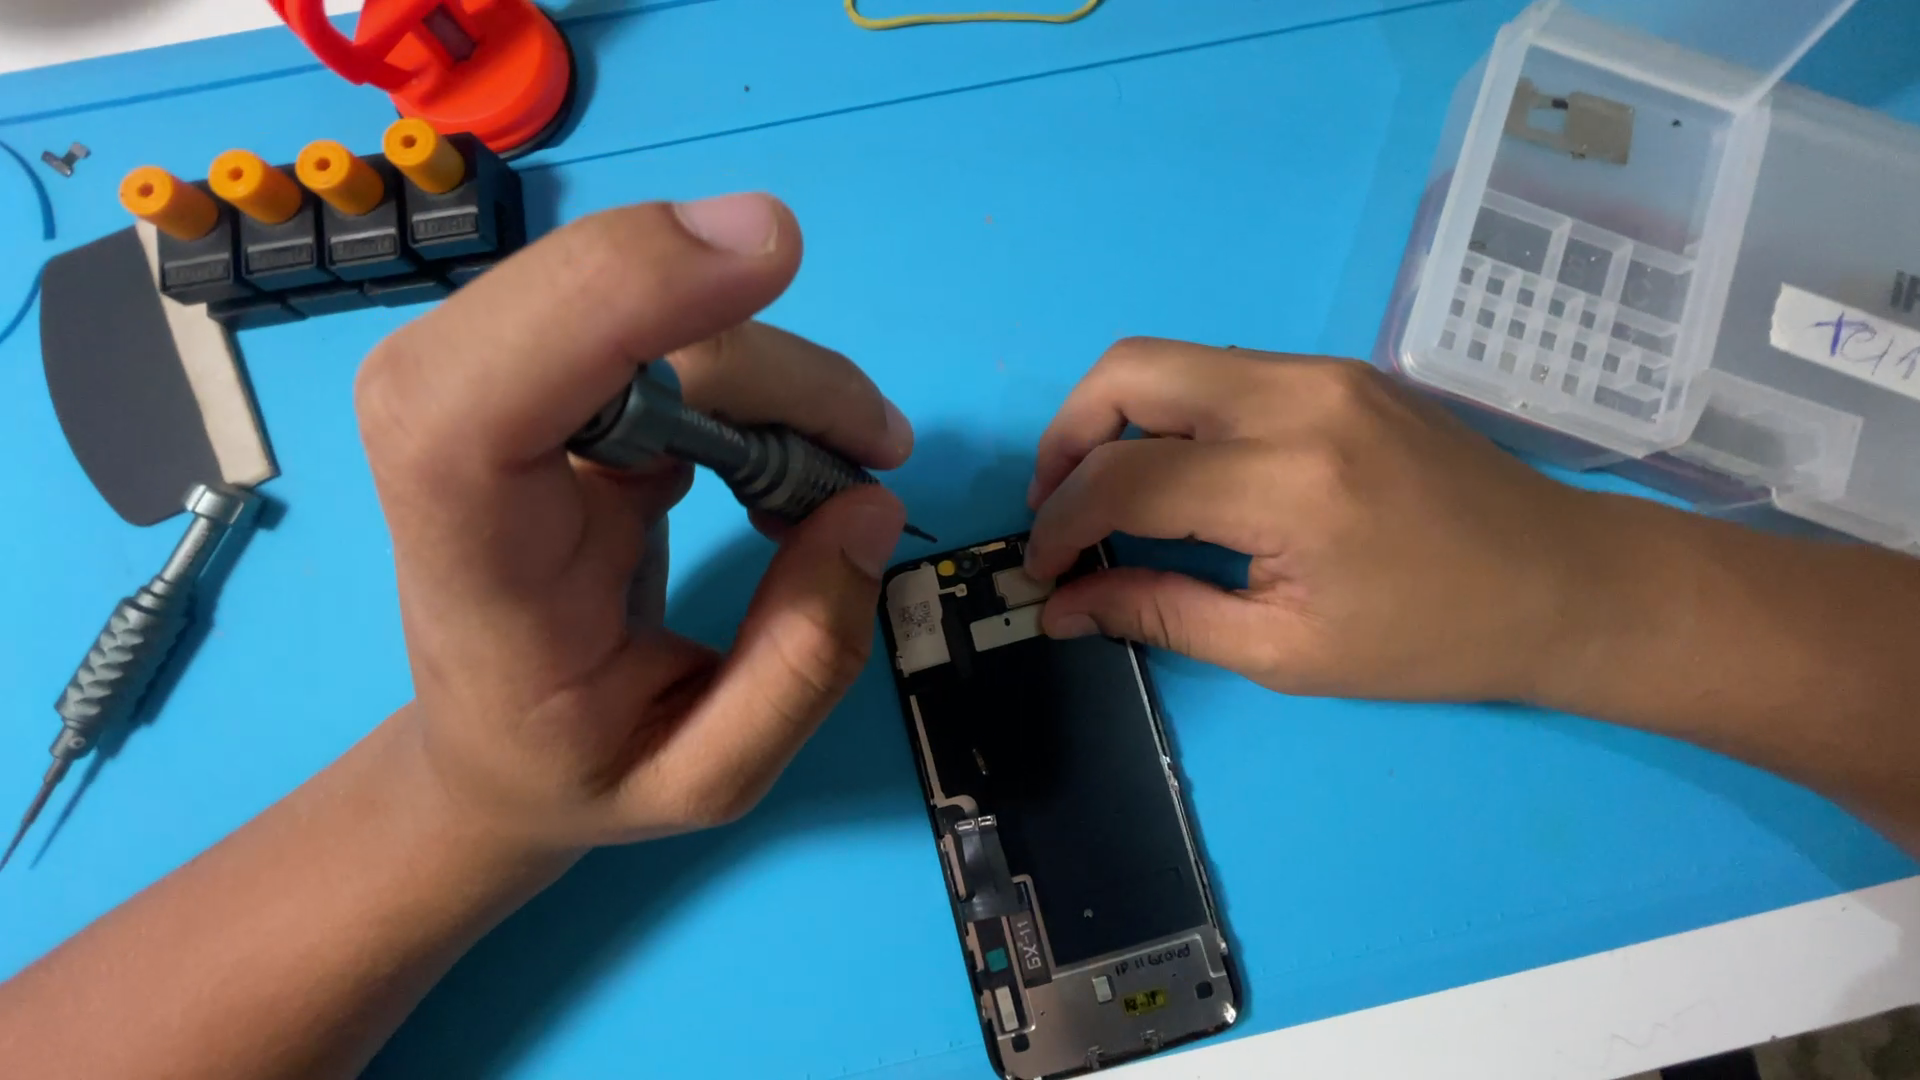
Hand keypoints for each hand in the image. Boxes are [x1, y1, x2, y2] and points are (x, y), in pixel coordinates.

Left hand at [356, 194, 910, 852]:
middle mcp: (463, 466)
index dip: (608, 294)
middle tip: (879, 446)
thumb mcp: (712, 775)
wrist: (493, 754)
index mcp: (474, 578)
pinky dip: (762, 381)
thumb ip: (803, 661)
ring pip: (650, 320)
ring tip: (858, 463)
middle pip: (603, 332)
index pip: (474, 401)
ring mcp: (511, 415)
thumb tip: (869, 505)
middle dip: (768, 367)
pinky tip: (802, 451)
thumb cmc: (583, 773)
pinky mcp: (564, 400)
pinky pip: (670, 340)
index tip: (767, 254)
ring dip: (780, 376)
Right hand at [1022, 338, 1602, 702]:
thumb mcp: (1281, 652)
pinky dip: (1163, 416)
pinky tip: (1170, 472)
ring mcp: (1318, 371)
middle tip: (1053, 506)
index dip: (1059, 524)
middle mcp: (1296, 398)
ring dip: (1109, 421)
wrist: (1571, 584)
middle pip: (1127, 372)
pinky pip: (1213, 373)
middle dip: (1063, 439)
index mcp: (1288, 483)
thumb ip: (1157, 614)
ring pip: (1166, 361)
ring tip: (1098, 491)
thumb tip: (1059, 608)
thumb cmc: (1429, 639)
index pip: (1124, 478)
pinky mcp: (1331, 370)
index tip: (1041, 570)